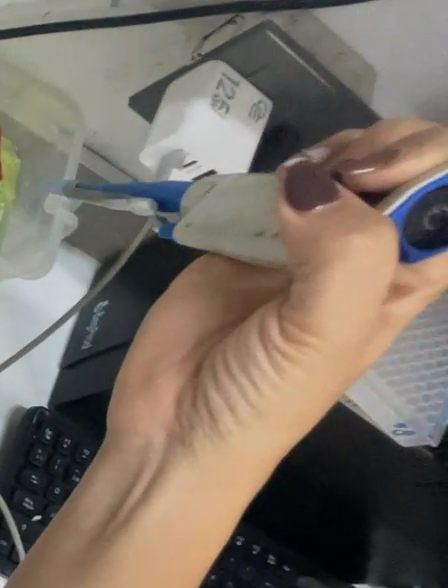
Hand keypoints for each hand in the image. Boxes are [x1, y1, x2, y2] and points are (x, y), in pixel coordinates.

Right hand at [107, 119, 447, 477]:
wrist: (172, 431)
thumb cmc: (266, 393)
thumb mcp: (331, 329)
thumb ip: (344, 249)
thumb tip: (303, 179)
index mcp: (406, 271)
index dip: (431, 165)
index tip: (377, 180)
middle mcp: (356, 251)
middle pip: (402, 167)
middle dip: (384, 150)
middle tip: (339, 175)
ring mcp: (288, 247)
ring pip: (333, 171)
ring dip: (325, 158)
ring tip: (290, 179)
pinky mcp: (226, 251)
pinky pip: (253, 198)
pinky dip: (256, 180)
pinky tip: (251, 188)